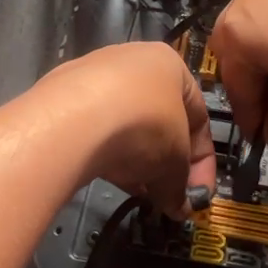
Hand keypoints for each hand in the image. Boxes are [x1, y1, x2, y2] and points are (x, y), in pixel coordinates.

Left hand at [31, 42, 213, 219]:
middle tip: (168, 196)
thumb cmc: (143, 126)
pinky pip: (97, 128)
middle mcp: (132, 61)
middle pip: (161, 121)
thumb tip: (178, 206)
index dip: (202, 161)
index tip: (198, 195)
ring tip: (140, 192)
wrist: (74, 121)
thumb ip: (181, 186)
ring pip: (128, 125)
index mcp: (169, 63)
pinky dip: (108, 152)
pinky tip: (111, 176)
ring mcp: (95, 77)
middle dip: (168, 163)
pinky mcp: (65, 96)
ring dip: (139, 161)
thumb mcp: (175, 162)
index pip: (198, 117)